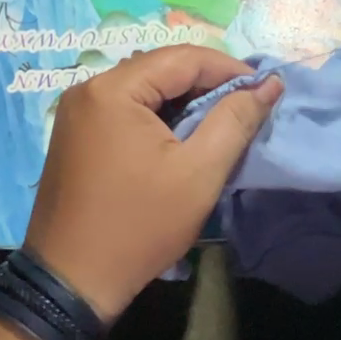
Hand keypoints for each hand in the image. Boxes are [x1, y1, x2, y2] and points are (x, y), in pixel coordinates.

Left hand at [25, 45, 282, 322]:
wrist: (71, 282)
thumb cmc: (140, 226)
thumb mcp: (199, 173)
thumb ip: (235, 120)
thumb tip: (268, 84)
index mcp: (113, 89)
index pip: (182, 58)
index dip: (229, 68)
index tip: (265, 88)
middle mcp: (88, 88)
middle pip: (160, 68)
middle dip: (207, 83)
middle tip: (246, 106)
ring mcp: (76, 111)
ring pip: (143, 88)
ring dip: (183, 99)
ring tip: (220, 121)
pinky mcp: (75, 134)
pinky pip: (124, 108)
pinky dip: (157, 115)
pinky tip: (181, 136)